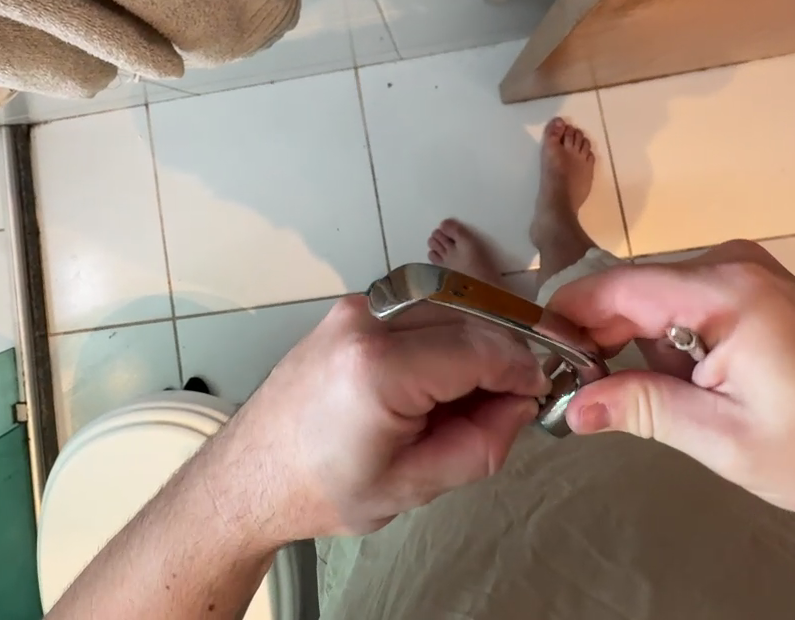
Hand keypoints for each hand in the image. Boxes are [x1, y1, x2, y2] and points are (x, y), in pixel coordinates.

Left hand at [197, 296, 549, 544]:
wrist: (253, 470)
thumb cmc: (325, 488)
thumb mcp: (414, 486)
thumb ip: (481, 442)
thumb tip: (522, 400)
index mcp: (381, 366)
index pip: (481, 346)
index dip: (521, 367)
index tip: (541, 390)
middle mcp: (367, 318)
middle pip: (466, 316)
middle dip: (500, 353)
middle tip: (509, 401)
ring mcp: (355, 306)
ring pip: (444, 306)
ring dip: (472, 341)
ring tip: (469, 396)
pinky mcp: (350, 308)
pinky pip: (416, 308)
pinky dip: (442, 335)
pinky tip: (437, 378)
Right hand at [549, 239, 794, 518]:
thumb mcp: (726, 440)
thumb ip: (640, 409)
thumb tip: (570, 406)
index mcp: (725, 291)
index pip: (616, 287)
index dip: (570, 319)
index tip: (544, 360)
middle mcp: (732, 263)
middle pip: (635, 289)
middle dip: (608, 340)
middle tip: (596, 397)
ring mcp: (748, 269)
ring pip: (658, 297)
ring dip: (647, 346)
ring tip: (681, 401)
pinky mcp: (759, 285)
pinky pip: (688, 301)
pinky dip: (676, 340)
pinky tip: (704, 382)